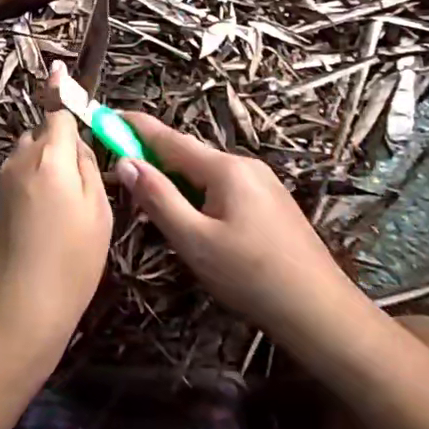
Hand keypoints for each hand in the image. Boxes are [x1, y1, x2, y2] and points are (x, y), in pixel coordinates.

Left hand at [0, 109, 111, 355]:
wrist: (12, 310)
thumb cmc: (71, 264)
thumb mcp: (99, 215)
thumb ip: (88, 170)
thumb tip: (76, 145)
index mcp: (50, 156)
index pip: (57, 111)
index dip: (61, 93)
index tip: (58, 71)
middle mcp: (17, 159)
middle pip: (38, 137)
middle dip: (55, 148)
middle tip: (75, 187)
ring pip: (21, 161)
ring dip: (36, 172)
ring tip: (51, 217)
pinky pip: (6, 184)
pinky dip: (19, 193)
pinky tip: (27, 229)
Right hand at [116, 112, 375, 352]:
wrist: (322, 313)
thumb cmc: (252, 278)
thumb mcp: (194, 241)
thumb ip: (158, 198)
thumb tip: (125, 162)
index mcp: (225, 169)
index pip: (168, 138)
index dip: (134, 127)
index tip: (106, 116)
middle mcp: (245, 166)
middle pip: (186, 155)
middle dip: (152, 159)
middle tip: (122, 174)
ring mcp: (262, 183)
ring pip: (204, 173)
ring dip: (174, 180)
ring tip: (154, 205)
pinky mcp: (271, 203)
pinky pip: (222, 187)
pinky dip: (196, 193)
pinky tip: (193, 220)